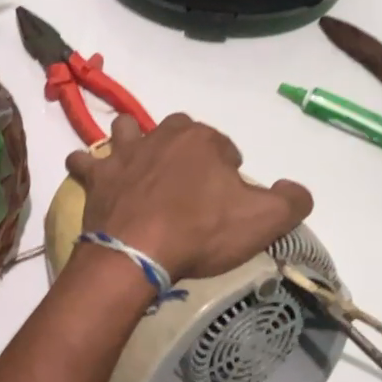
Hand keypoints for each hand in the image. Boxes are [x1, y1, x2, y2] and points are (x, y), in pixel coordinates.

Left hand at [65, 112, 311, 281]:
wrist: (139, 251)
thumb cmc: (202, 232)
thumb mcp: (264, 220)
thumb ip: (291, 200)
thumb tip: (298, 189)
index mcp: (202, 140)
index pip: (223, 145)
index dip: (228, 167)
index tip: (228, 194)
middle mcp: (161, 135)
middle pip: (176, 130)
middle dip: (184, 147)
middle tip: (190, 181)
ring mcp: (124, 152)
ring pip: (126, 130)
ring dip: (131, 140)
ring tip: (139, 162)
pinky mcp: (97, 175)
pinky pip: (83, 159)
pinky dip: (86, 165)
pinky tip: (93, 176)